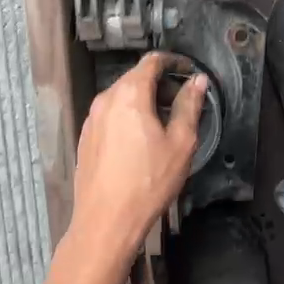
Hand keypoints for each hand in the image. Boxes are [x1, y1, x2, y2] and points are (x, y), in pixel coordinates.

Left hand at [72, 51, 206, 246]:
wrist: (105, 222)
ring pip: (122, 97)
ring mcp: (91, 119)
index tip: (189, 73)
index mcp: (129, 93)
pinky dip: (128, 117)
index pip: (152, 61)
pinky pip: (111, 116)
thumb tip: (198, 81)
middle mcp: (105, 99)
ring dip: (145, 102)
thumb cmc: (148, 181)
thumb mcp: (180, 143)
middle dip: (161, 84)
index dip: (174, 62)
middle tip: (183, 104)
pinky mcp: (85, 138)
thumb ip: (190, 106)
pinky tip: (140, 142)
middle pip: (136, 78)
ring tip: (165, 125)